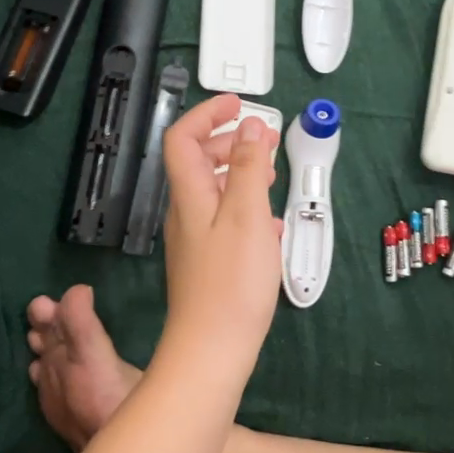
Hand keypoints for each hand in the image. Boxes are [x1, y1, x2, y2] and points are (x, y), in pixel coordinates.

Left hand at [160, 93, 281, 360]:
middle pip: (196, 162)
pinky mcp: (208, 263)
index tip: (239, 104)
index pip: (182, 139)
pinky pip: (224, 220)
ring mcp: (195, 240)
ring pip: (213, 191)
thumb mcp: (246, 215)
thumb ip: (246, 167)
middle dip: (228, 142)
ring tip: (271, 176)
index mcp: (190, 196)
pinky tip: (271, 224)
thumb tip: (249, 126)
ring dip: (239, 174)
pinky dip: (245, 208)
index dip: (207, 114)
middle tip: (265, 140)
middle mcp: (186, 213)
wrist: (214, 348)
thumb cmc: (232, 281)